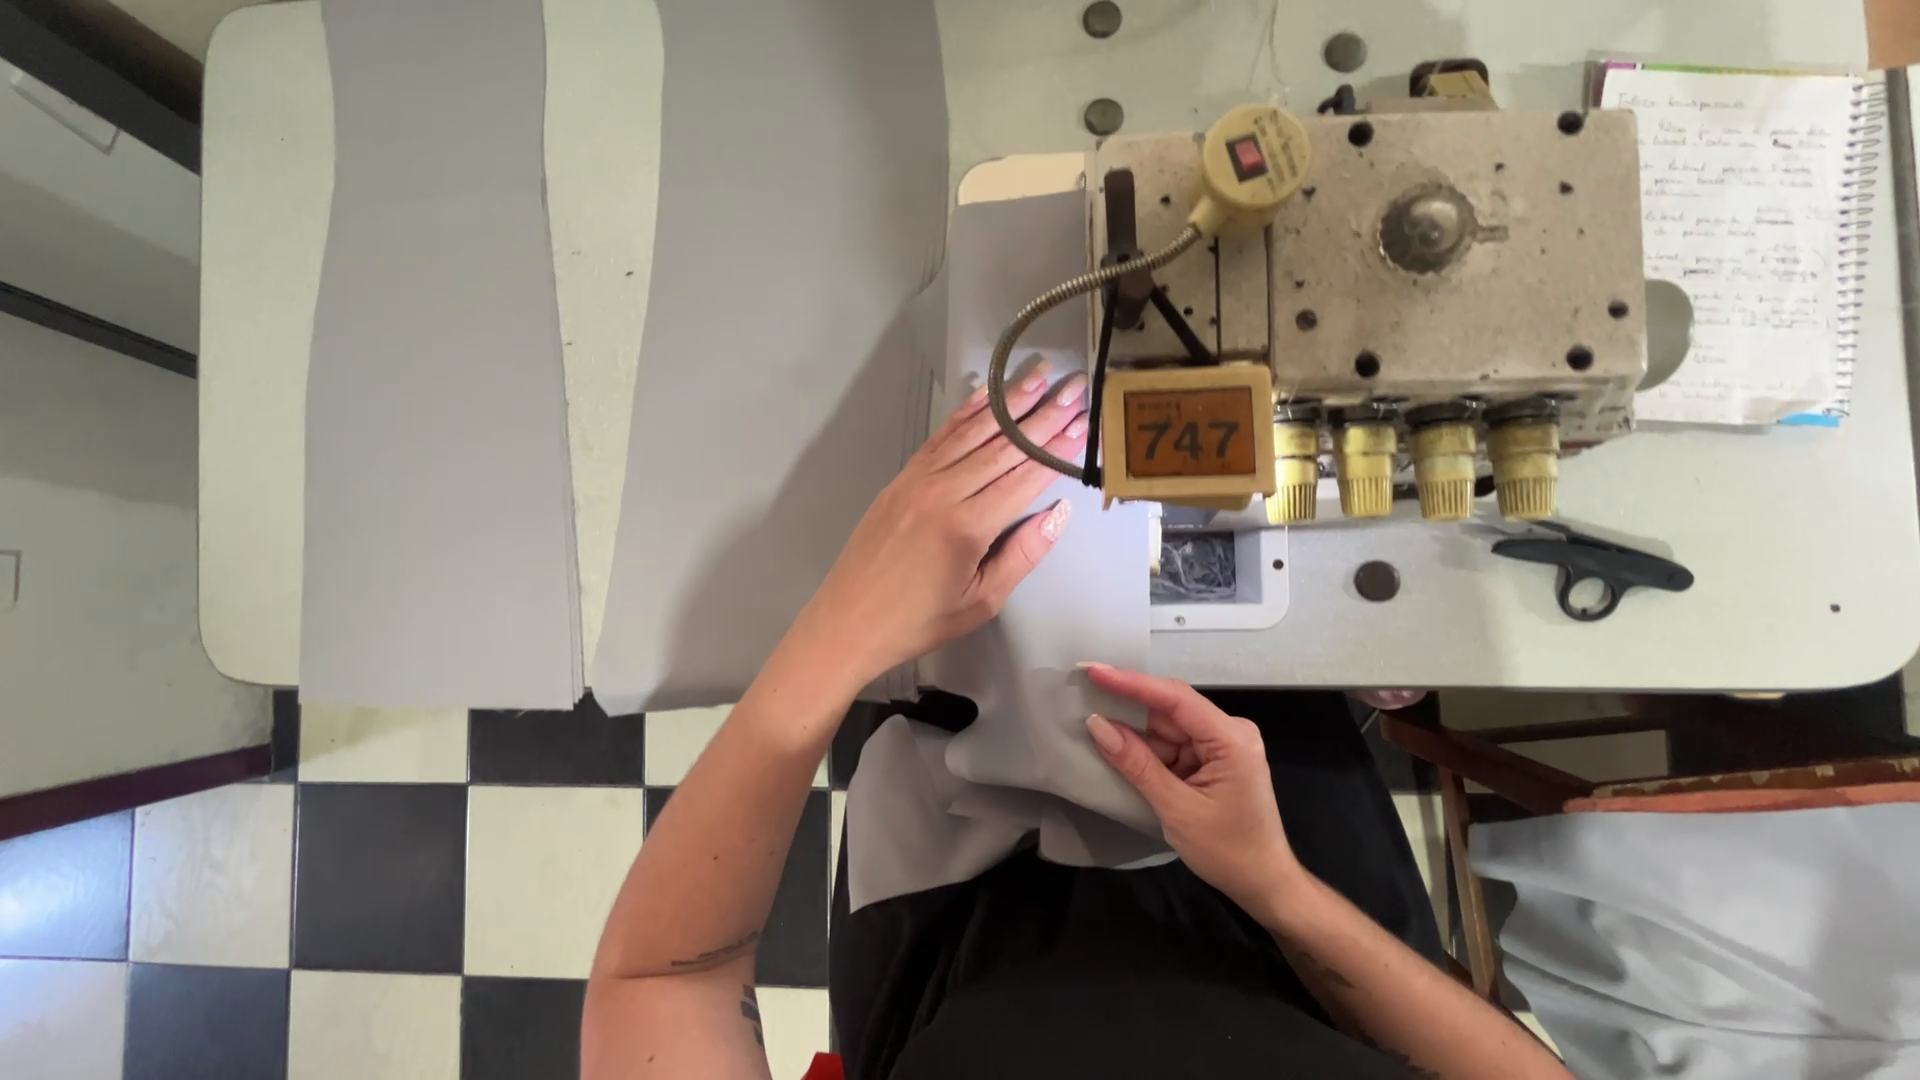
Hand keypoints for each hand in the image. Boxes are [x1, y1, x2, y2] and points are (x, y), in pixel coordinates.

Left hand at [792, 362, 1089, 683]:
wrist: (847, 621)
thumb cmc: (918, 621)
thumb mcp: (981, 602)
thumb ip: (1022, 555)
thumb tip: (1057, 513)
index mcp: (966, 526)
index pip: (1025, 477)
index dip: (1058, 449)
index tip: (1085, 422)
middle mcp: (942, 492)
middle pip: (1004, 446)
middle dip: (1043, 415)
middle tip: (1075, 388)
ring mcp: (918, 480)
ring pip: (972, 433)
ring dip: (1009, 402)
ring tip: (1040, 375)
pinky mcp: (901, 478)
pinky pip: (940, 437)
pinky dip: (966, 413)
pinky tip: (987, 394)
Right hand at [1083, 663, 1305, 918]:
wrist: (1264, 884)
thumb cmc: (1228, 852)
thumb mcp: (1176, 809)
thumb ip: (1136, 764)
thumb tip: (1097, 725)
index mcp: (1231, 739)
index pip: (1175, 699)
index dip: (1132, 683)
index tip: (1095, 671)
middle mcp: (1229, 732)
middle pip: (1169, 708)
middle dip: (1127, 702)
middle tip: (1085, 688)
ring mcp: (1220, 745)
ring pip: (1166, 726)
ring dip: (1132, 728)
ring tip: (1090, 717)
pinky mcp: (1211, 759)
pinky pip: (1171, 743)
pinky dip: (1145, 747)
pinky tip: (1115, 743)